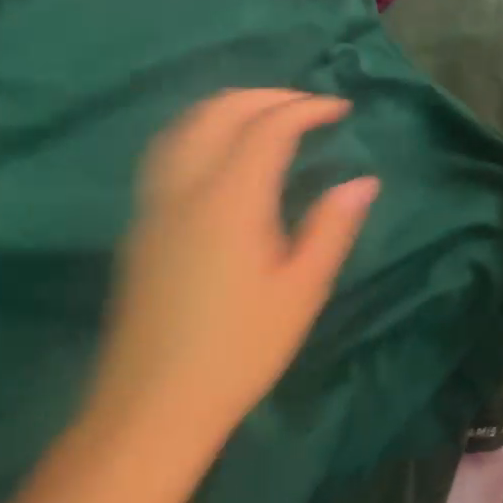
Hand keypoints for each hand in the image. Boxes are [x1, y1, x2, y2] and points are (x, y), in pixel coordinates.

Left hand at [87, 89, 378, 441]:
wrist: (151, 405)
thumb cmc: (239, 350)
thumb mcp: (301, 291)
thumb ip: (332, 227)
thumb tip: (363, 180)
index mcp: (229, 198)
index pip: (268, 127)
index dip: (307, 108)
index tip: (341, 109)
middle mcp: (185, 186)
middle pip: (220, 110)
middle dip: (267, 96)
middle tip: (308, 106)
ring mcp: (154, 203)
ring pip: (184, 124)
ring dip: (228, 106)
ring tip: (266, 117)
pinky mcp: (139, 223)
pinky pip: (168, 148)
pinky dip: (200, 128)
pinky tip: (219, 152)